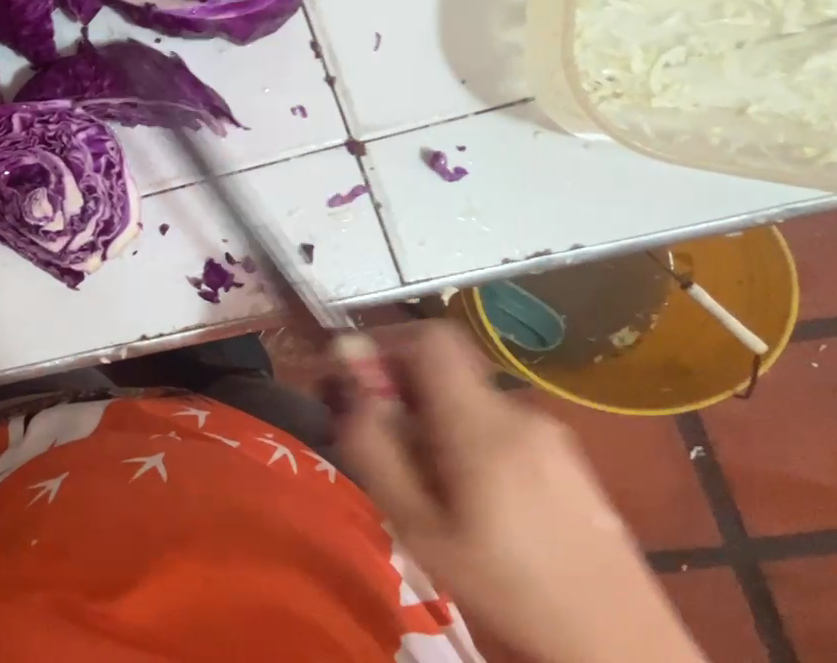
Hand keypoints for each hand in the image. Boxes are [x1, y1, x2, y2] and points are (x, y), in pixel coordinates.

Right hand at [337, 324, 705, 662]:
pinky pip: (498, 428)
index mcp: (483, 423)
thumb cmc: (505, 586)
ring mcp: (553, 438)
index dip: (385, 342)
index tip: (352, 377)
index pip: (431, 337)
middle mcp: (521, 414)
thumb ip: (373, 446)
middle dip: (400, 392)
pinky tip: (464, 498)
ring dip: (430, 421)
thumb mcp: (416, 523)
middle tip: (372, 440)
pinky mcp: (570, 463)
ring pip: (469, 403)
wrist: (623, 648)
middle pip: (446, 372)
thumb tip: (345, 381)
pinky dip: (464, 440)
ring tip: (416, 481)